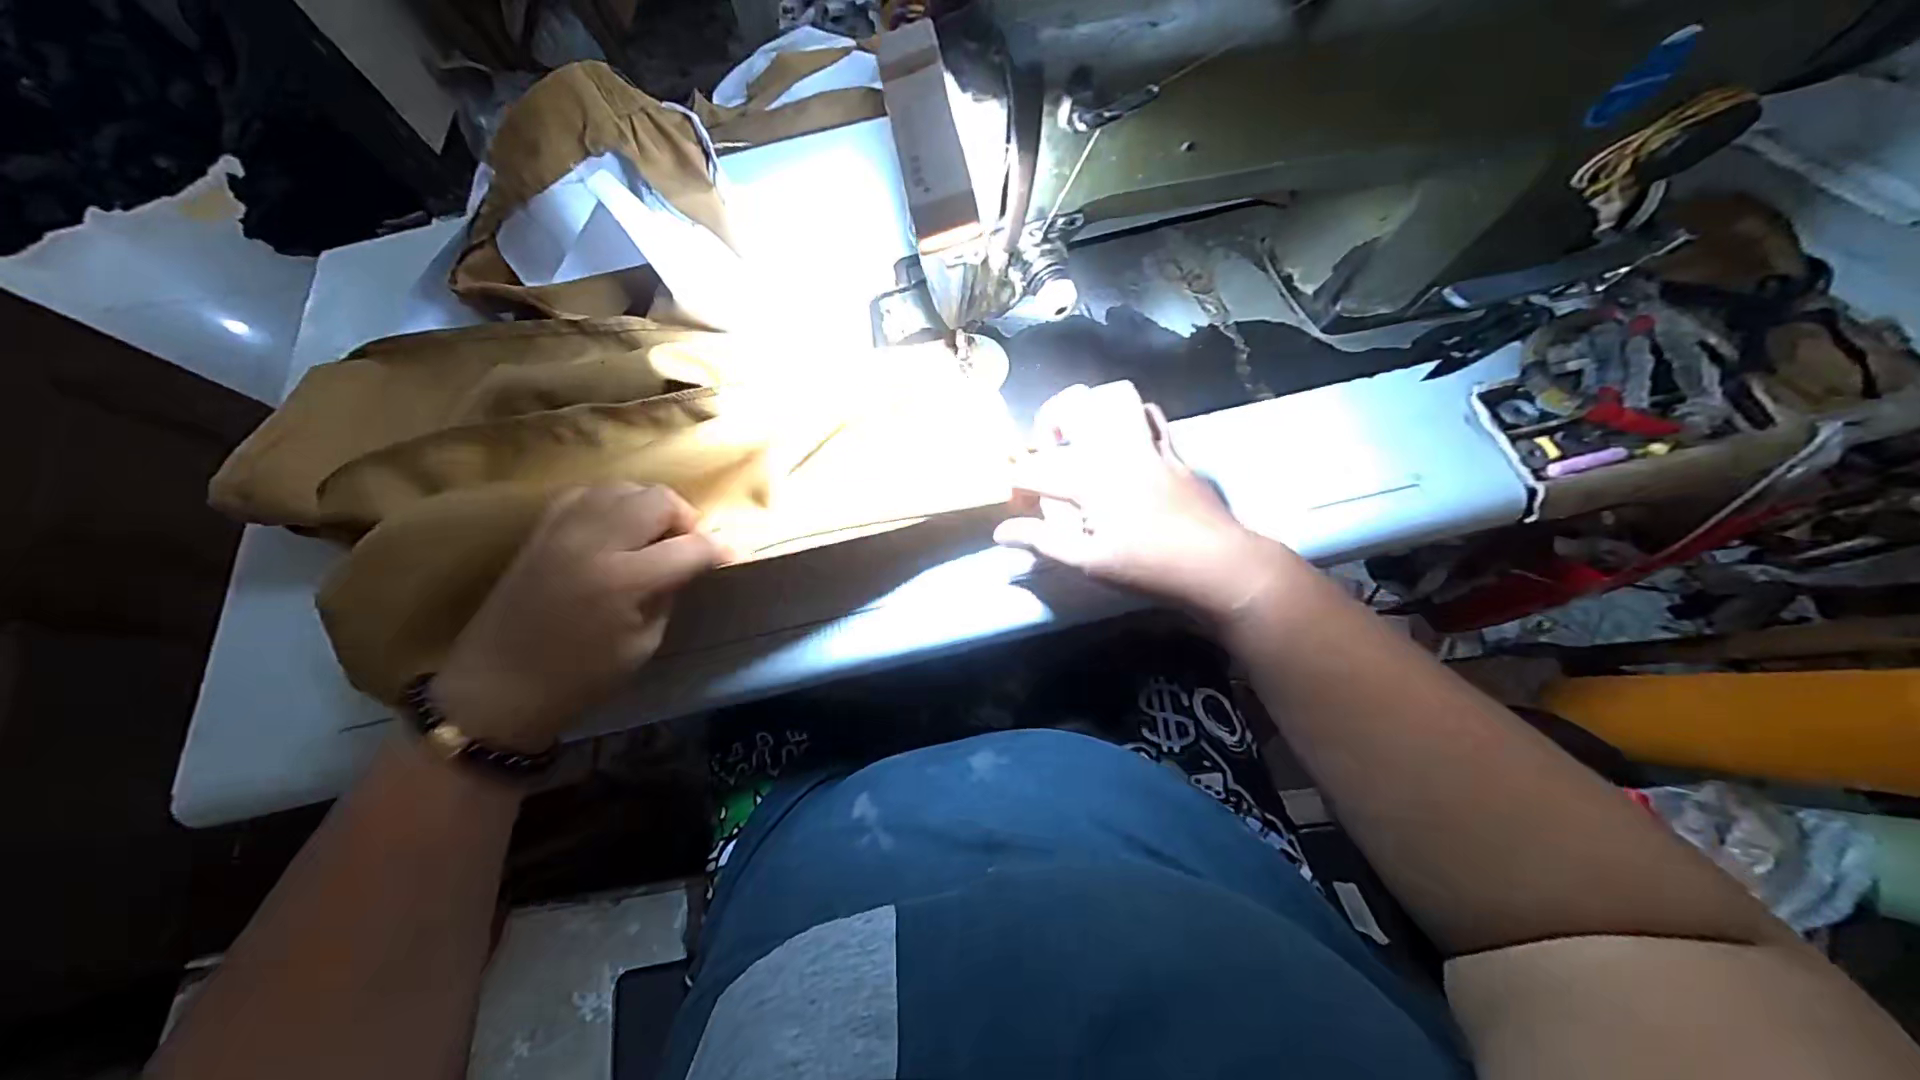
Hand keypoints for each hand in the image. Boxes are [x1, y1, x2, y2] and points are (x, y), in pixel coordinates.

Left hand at [433, 484, 727, 751]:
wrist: (498, 685)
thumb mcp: (644, 642)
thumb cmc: (580, 676)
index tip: (729, 560)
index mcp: (624, 580)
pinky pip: (589, 494)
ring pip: (624, 488)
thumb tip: (691, 564)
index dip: (718, 551)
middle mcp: (594, 541)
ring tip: (651, 537)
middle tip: (687, 547)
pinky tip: (616, 530)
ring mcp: (563, 529)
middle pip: (659, 499)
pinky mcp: (541, 529)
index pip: (691, 546)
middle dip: (685, 520)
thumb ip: (670, 593)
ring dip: (649, 507)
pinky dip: (613, 504)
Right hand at [992, 383, 1298, 625]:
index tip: (1013, 496)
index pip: (1035, 469)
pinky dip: (1132, 419)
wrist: (1218, 565)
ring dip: (1093, 409)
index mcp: (1089, 479)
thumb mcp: (1089, 562)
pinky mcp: (1173, 452)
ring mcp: (1148, 446)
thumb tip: (1001, 533)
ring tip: (1084, 435)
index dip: (1016, 480)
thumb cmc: (1148, 567)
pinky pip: (1152, 417)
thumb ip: (1043, 542)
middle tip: (1046, 448)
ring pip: (1116, 398)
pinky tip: (1126, 441)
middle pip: (1075, 406)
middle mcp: (1115, 450)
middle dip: (1050, 420)